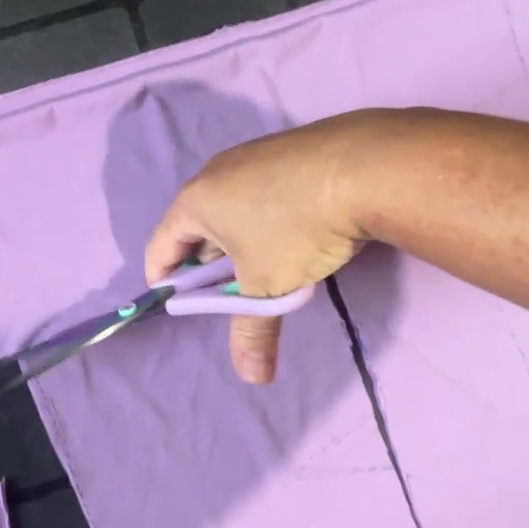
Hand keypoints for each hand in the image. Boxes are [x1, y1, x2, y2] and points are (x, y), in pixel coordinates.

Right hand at [144, 115, 375, 384]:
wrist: (369, 168)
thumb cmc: (297, 229)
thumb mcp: (269, 286)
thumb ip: (252, 330)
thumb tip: (253, 378)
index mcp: (194, 201)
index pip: (159, 247)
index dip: (166, 282)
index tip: (184, 306)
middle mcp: (214, 172)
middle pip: (195, 228)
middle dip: (208, 265)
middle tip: (230, 295)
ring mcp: (252, 155)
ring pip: (230, 208)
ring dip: (239, 241)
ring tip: (267, 266)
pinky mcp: (287, 150)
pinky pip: (261, 191)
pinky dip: (267, 217)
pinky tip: (297, 232)